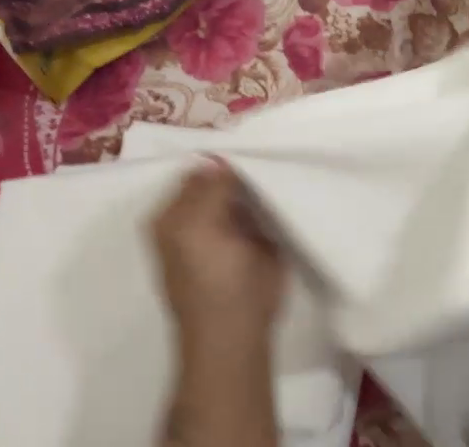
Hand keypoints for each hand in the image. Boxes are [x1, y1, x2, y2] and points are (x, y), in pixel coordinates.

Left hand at [150, 160, 285, 347]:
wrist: (240, 329)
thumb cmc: (212, 282)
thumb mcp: (198, 230)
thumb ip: (210, 190)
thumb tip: (220, 155)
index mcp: (174, 215)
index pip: (199, 169)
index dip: (223, 155)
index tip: (255, 139)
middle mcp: (200, 216)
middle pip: (225, 175)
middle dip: (247, 162)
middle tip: (277, 144)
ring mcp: (231, 226)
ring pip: (248, 187)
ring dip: (266, 175)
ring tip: (289, 156)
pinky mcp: (259, 235)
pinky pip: (268, 202)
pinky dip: (279, 191)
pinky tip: (294, 178)